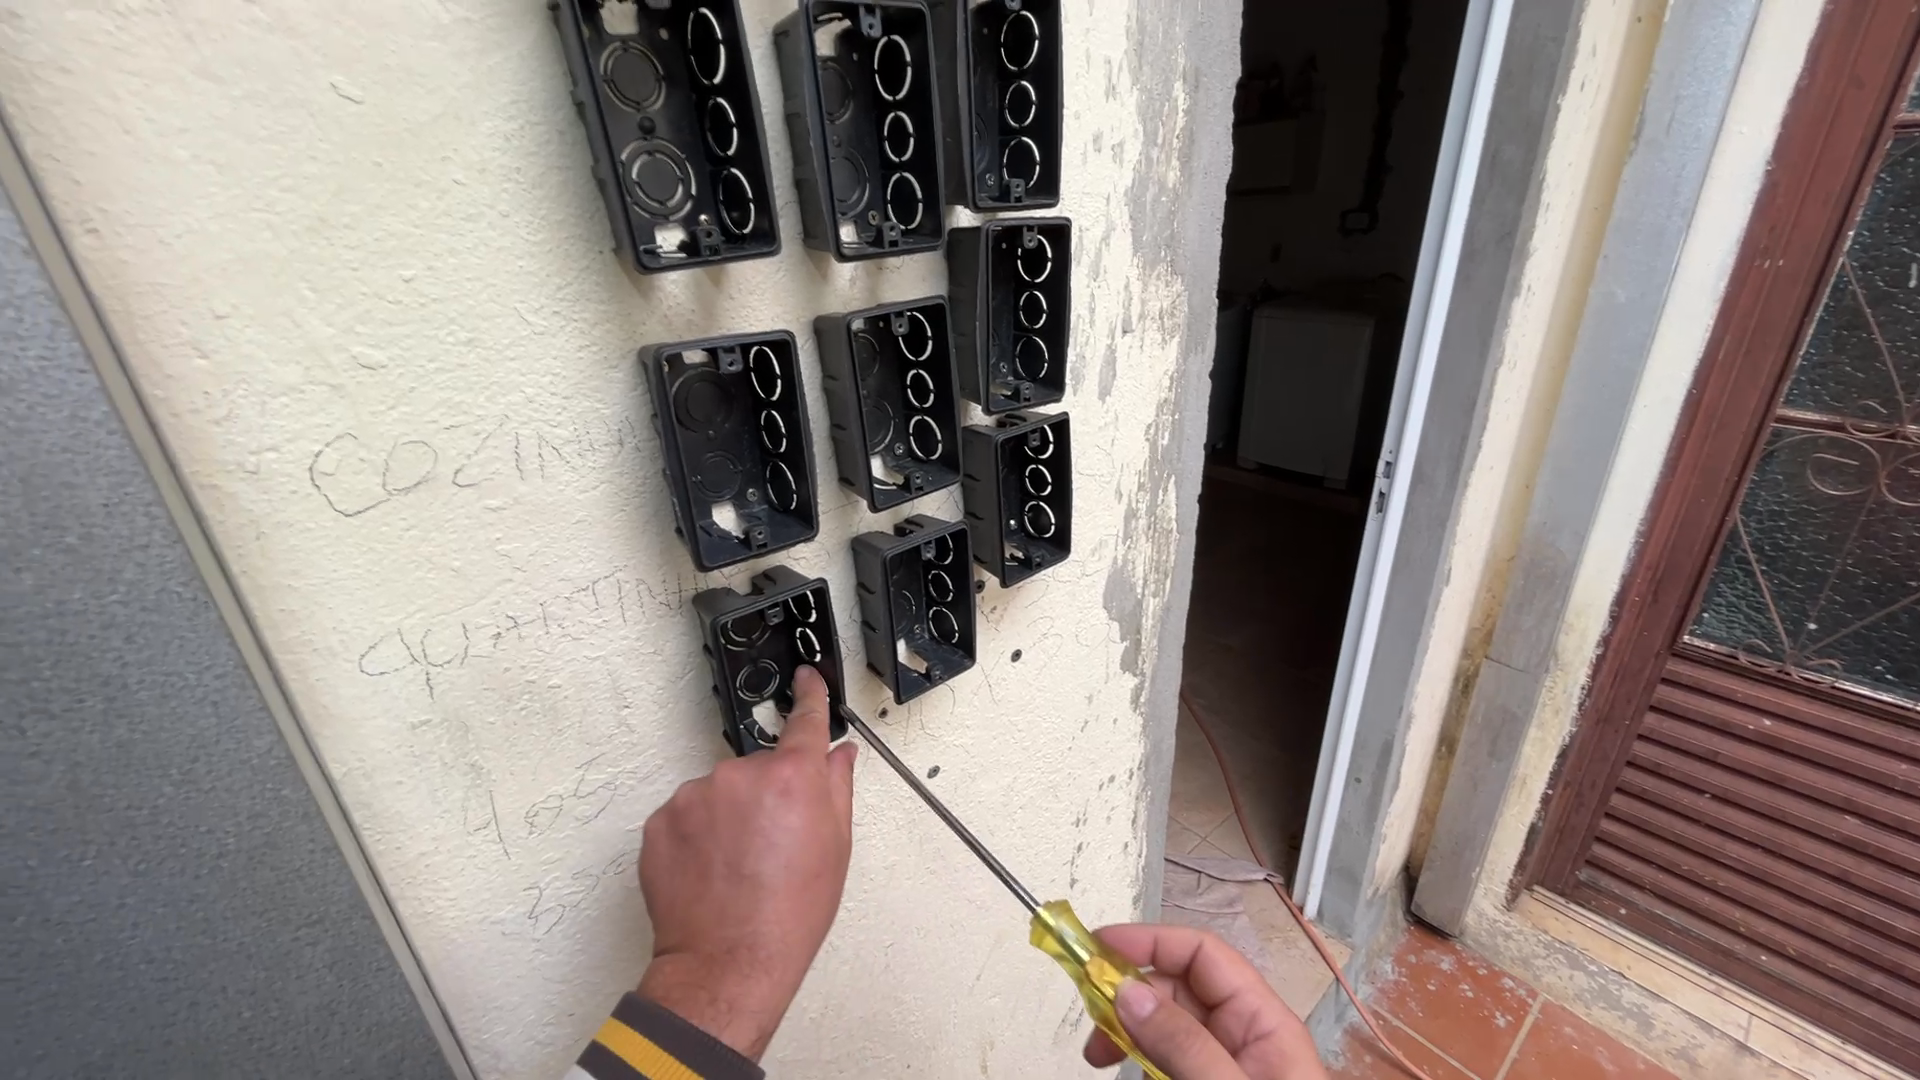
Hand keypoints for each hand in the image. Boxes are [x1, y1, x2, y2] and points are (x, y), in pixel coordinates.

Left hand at [635, 666, 857, 1060]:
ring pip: (721, 788)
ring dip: (729, 811)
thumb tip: (838, 756)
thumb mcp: (835, 847)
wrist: (727, 964)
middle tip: (771, 839)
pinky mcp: (662, 818)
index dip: (810, 694)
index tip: (807, 677)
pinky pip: (687, 810)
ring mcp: (697, 794)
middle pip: (760, 765)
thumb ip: (837, 787)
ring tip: (736, 860)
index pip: (806, 718)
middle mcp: (743, 774)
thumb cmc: (789, 914)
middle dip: (767, 791)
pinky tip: (710, 865)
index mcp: (793, 777)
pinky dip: (698, 829)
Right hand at [1084, 924, 1326, 1079]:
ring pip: (1165, 1025)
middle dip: (1128, 992)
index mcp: (1262, 1022)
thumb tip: (1125, 989)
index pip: (1201, 954)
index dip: (1149, 941)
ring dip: (1125, 1028)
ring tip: (1097, 1057)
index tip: (1095, 949)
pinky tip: (1120, 1072)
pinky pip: (1165, 1061)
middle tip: (1089, 1021)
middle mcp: (1243, 1038)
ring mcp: (1225, 1069)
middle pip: (1176, 987)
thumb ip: (1182, 1043)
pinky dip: (1138, 1058)